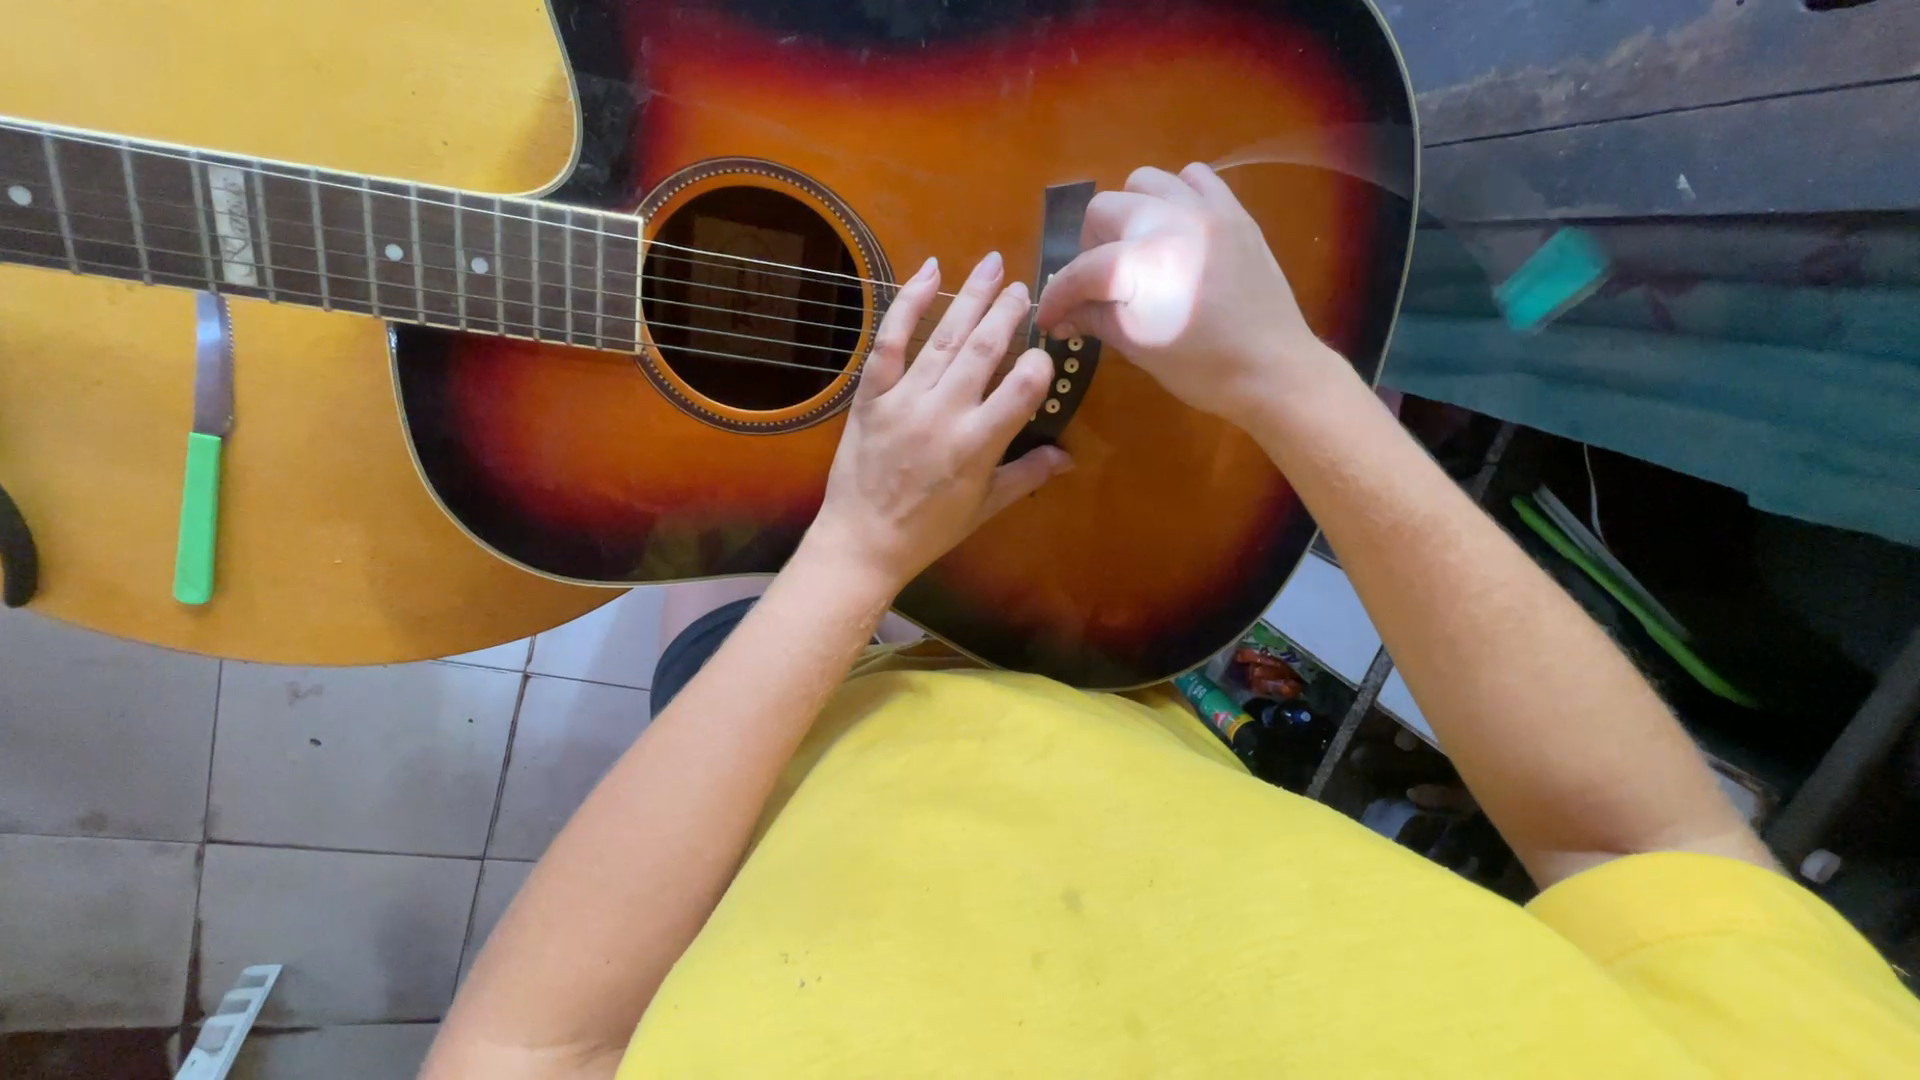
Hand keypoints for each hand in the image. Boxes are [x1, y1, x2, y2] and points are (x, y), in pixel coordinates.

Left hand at [807, 252, 1072, 591]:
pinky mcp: (872, 395)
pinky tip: (928, 272)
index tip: (1045, 354)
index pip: (1023, 388)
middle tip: (1023, 288)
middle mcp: (944, 414)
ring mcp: (904, 400)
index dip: (1040, 364)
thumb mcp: (984, 508)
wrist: (863, 542)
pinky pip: (890, 342)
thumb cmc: (929, 530)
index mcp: (978, 445)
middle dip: (1008, 313)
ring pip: (943, 337)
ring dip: (971, 297)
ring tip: (993, 265)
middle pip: (984, 349)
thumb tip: (1068, 456)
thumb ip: (1027, 476)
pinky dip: (907, 304)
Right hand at [1034, 163, 1354, 426]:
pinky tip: (1174, 230)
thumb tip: (1062, 316)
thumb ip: (1095, 319)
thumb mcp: (1137, 347)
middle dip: (1089, 248)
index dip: (1057, 297)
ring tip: (1134, 249)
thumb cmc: (1200, 369)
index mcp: (1142, 264)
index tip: (1049, 319)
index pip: (1080, 270)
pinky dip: (1174, 197)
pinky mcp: (1232, 211)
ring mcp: (1204, 210)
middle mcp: (1168, 222)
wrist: (1271, 369)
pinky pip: (1193, 178)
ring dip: (1128, 213)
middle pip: (1103, 210)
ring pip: (1144, 182)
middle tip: (1097, 285)